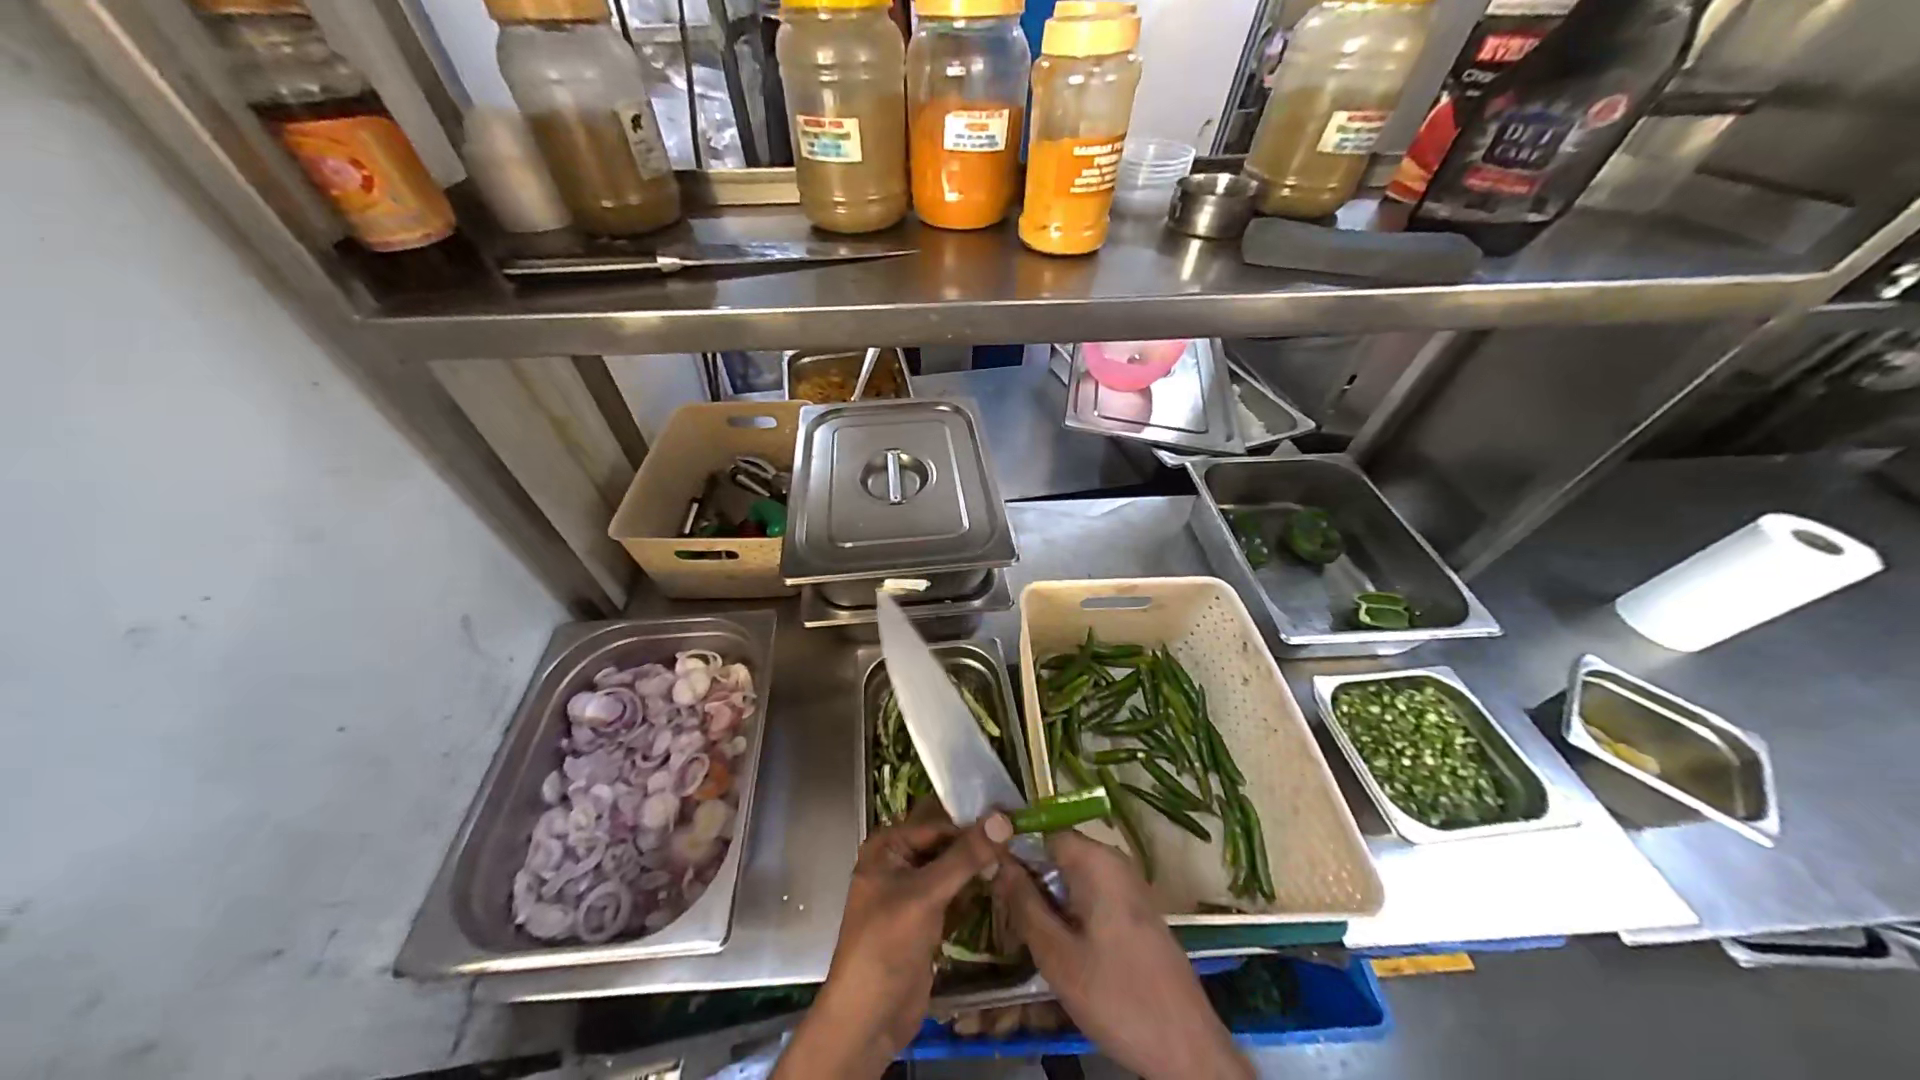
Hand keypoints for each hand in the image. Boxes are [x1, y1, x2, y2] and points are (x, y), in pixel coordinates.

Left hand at [775, 805, 1010, 1078]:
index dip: (975, 822)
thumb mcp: (926, 895)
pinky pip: (955, 894)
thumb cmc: (886, 946)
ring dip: (981, 868)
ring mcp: (913, 892)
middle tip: (1023, 840)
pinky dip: (976, 891)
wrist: (869, 1018)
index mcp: (888, 846)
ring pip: (954, 870)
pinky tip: (1006, 886)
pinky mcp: (927, 919)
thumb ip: (965, 856)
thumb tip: (1003, 818)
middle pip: (947, 844)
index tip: (1015, 819)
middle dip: (980, 845)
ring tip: (1021, 860)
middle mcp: (899, 862)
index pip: (940, 823)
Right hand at [993, 830, 1252, 1079]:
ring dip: (1045, 899)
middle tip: (999, 909)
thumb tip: (997, 861)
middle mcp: (1114, 862)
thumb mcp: (1057, 955)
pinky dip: (1067, 912)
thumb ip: (1024, 903)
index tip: (985, 871)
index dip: (1011, 847)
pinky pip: (1089, 896)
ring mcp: (1127, 887)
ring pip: (1071, 879)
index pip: (1041, 832)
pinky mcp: (1133, 912)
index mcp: (1096, 860)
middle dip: (1027, 878)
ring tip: (1019, 930)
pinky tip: (1053, 944)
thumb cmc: (1117, 997)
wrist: (1186, 1048)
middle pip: (1056, 854)